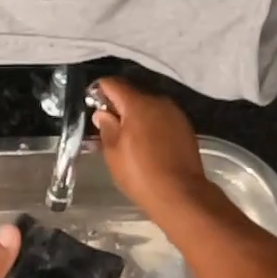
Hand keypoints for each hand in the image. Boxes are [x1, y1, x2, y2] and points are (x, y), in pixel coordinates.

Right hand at [92, 78, 211, 203]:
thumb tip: (102, 114)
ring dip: (136, 115)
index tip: (90, 103)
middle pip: (132, 93)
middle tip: (106, 123)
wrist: (181, 194)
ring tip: (126, 135)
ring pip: (148, 106)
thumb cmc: (140, 173)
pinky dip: (151, 124)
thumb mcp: (113, 153)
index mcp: (137, 104)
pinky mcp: (185, 127)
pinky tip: (146, 142)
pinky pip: (162, 117)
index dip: (98, 90)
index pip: (112, 83)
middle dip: (117, 104)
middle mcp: (158, 101)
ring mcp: (175, 113)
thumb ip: (106, 127)